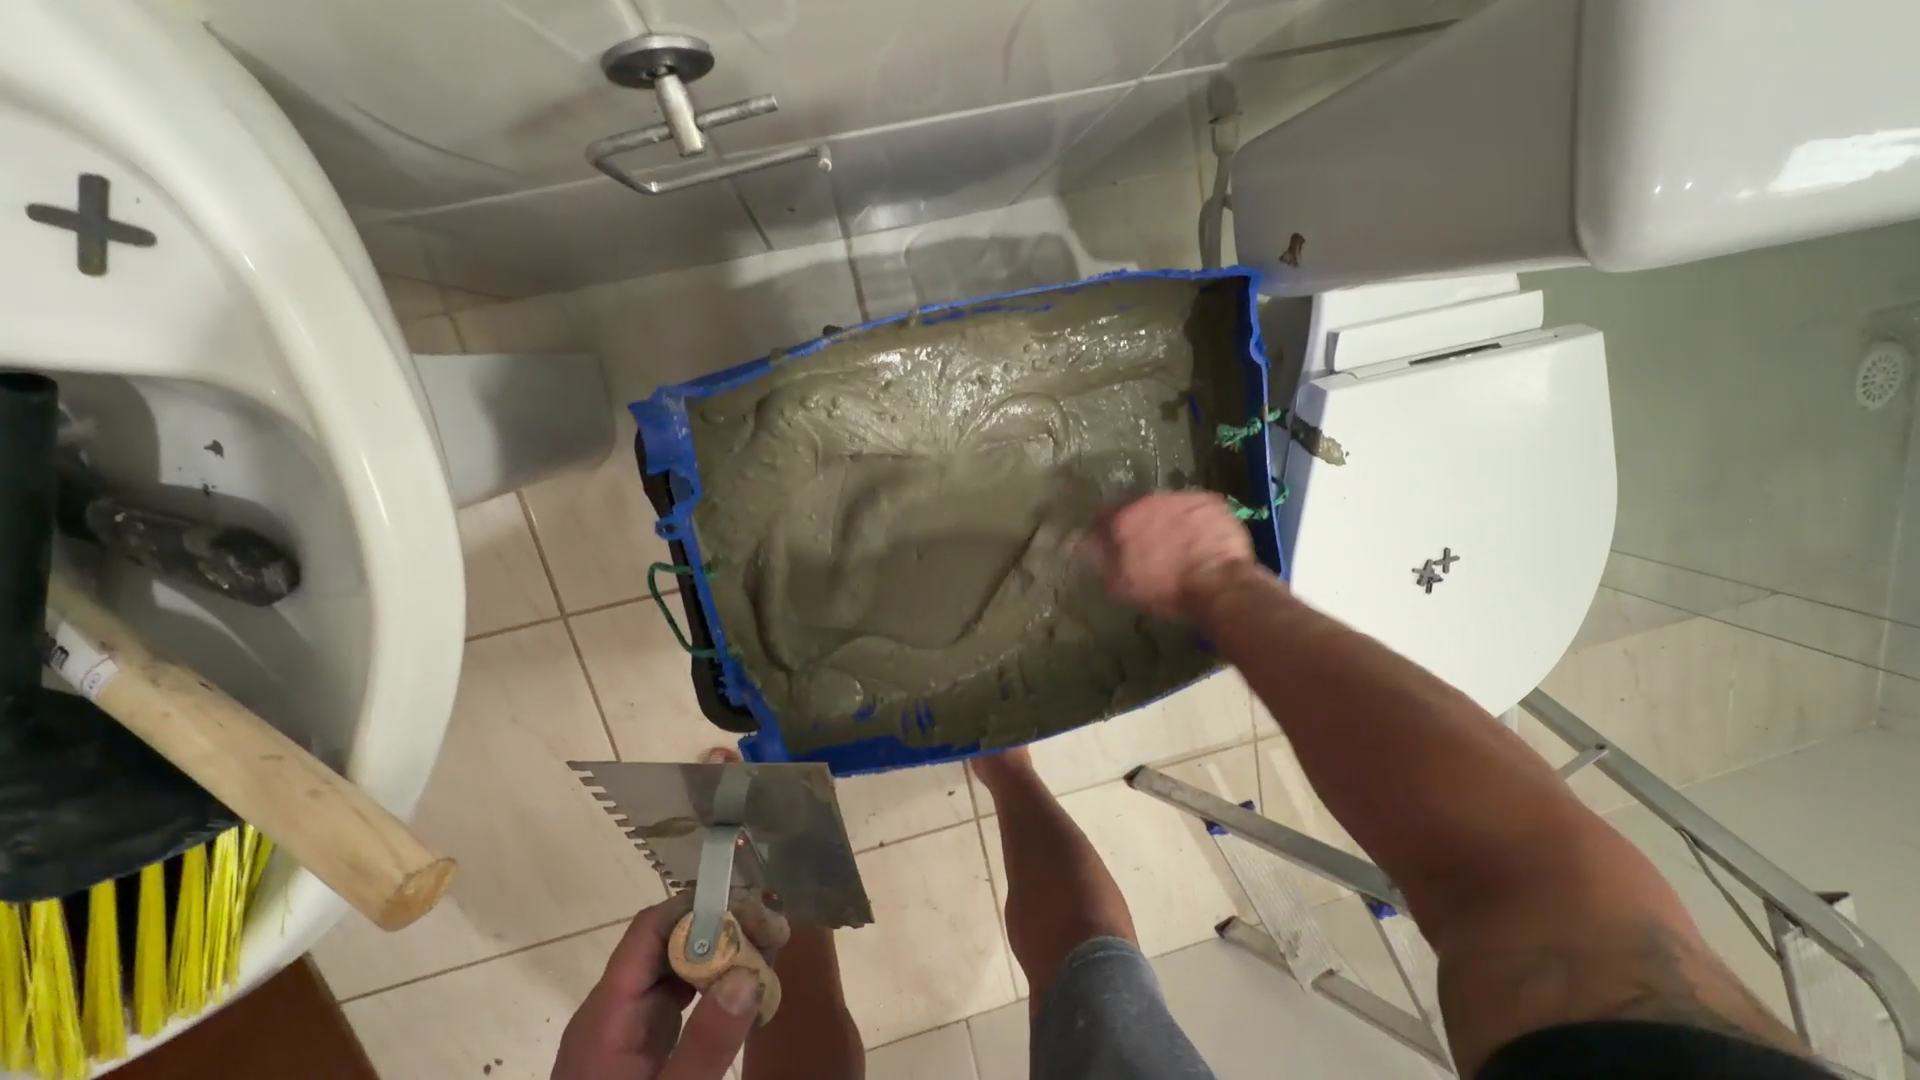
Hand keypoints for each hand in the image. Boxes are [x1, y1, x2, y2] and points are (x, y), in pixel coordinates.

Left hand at [553, 893, 789, 1079]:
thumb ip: (706, 1044)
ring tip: (773, 948)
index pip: (649, 931)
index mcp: (607, 1014)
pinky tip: (751, 990)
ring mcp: (629, 1028)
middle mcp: (615, 1009)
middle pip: (667, 944)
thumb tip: (748, 974)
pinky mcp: (643, 1048)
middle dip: (721, 929)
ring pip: (676, 968)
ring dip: (723, 954)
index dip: (696, 908)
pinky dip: (715, 988)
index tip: (750, 907)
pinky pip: (681, 999)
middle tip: (775, 930)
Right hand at [1079, 492, 1257, 620]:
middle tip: (1149, 547)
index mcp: (1124, 518)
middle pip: (1138, 508)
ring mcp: (1183, 497)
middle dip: (1140, 524)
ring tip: (1178, 545)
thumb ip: (1095, 557)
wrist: (1220, 585)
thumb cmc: (1166, 589)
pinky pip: (1195, 508)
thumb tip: (1070, 541)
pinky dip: (1194, 521)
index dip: (1107, 530)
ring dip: (1168, 520)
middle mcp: (1150, 499)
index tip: (1112, 544)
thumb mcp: (1121, 582)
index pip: (1104, 516)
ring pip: (1168, 506)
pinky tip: (1201, 540)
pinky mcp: (1211, 501)